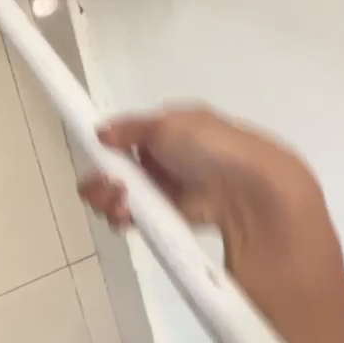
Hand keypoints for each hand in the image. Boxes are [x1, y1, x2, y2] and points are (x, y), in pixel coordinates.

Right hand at [79, 107, 324, 257]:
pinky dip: (119, 217)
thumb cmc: (210, 146)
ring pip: (112, 196)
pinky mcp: (157, 217)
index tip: (98, 155)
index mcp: (163, 134)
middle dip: (101, 180)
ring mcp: (156, 191)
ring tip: (122, 202)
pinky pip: (125, 218)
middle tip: (112, 185)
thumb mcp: (168, 124)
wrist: (245, 188)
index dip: (104, 149)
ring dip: (107, 199)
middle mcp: (156, 162)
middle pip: (109, 172)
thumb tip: (99, 133)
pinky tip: (127, 215)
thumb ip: (129, 128)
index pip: (119, 142)